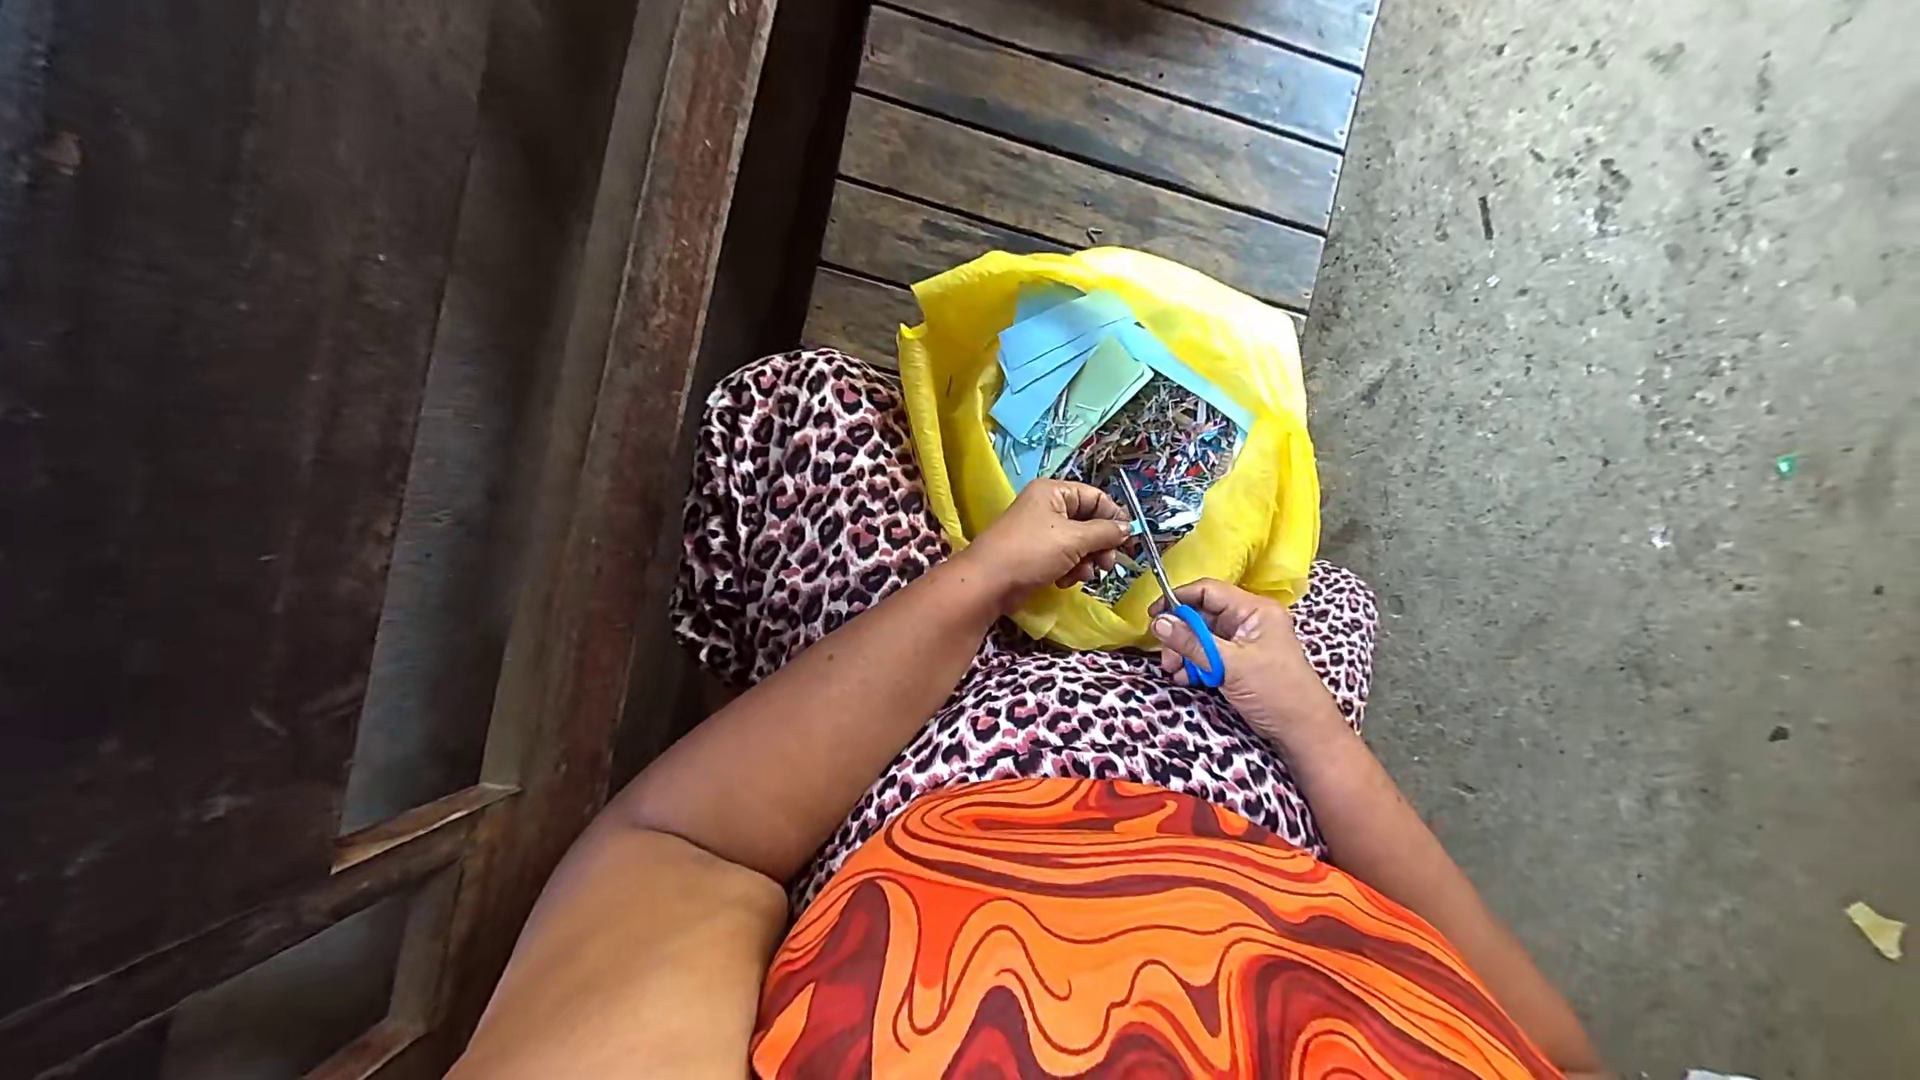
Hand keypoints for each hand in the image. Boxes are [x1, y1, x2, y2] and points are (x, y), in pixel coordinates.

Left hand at [957, 479, 1130, 610]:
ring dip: (1085, 561)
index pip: (1096, 497)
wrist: (989, 582)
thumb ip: (1104, 532)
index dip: (1113, 518)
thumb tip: (1127, 527)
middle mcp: (1048, 507)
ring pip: (1079, 544)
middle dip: (1100, 545)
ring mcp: (1041, 532)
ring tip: (1080, 575)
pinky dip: (1070, 570)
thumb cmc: (1031, 552)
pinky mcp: (1037, 555)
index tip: (1126, 540)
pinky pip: (1065, 558)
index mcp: (1054, 492)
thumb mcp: (1073, 539)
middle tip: (1106, 565)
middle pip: (1089, 522)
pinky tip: (1064, 581)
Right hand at [1150, 578, 1350, 752]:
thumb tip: (1158, 623)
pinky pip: (1207, 653)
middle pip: (1200, 615)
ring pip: (1200, 636)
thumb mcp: (1230, 664)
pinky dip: (1193, 664)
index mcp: (1253, 610)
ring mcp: (1242, 641)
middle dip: (1179, 634)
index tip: (1154, 614)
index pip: (1207, 591)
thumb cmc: (1277, 692)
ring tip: (1175, 670)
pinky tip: (1186, 678)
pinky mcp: (1237, 661)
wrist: (1304, 733)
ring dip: (1183, 652)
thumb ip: (1191, 642)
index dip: (1178, 599)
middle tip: (1166, 654)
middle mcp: (1247, 620)